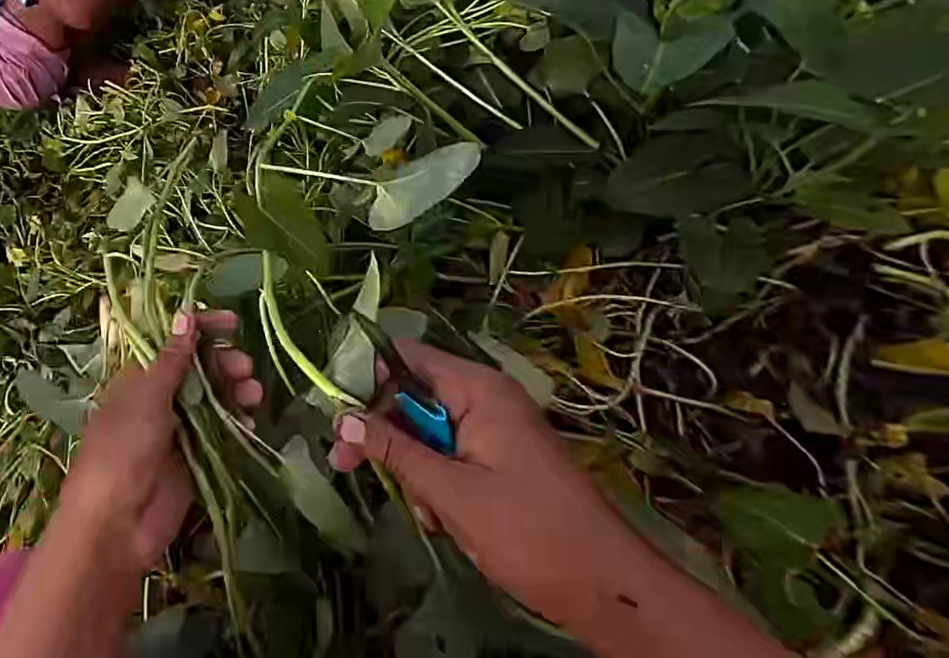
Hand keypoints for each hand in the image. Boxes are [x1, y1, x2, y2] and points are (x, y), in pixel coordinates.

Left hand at [58, 310, 260, 569]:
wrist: (116, 524)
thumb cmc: (123, 449)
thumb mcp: (147, 396)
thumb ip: (172, 359)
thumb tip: (185, 313)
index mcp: (142, 375)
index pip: (175, 340)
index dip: (202, 327)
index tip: (232, 324)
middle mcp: (161, 396)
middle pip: (200, 366)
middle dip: (224, 360)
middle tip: (244, 368)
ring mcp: (180, 426)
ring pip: (215, 396)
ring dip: (235, 388)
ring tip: (253, 392)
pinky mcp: (196, 455)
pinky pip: (222, 429)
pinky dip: (237, 420)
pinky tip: (249, 419)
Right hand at [329, 341, 624, 612]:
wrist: (611, 590)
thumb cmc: (531, 532)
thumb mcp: (451, 491)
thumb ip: (394, 450)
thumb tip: (343, 418)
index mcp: (476, 388)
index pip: (406, 358)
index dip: (366, 378)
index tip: (338, 414)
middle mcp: (483, 397)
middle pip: (411, 395)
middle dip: (382, 431)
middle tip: (346, 464)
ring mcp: (493, 427)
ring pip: (426, 429)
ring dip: (411, 465)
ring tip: (422, 509)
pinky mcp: (498, 456)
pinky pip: (448, 452)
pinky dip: (435, 479)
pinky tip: (440, 515)